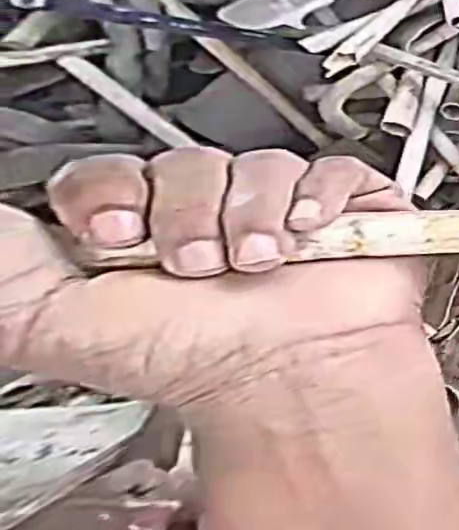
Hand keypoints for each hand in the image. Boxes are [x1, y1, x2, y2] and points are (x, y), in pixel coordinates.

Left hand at [0, 148, 426, 415]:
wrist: (289, 367)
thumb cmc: (191, 357)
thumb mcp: (47, 324)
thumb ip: (2, 265)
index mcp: (143, 230)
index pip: (112, 170)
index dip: (109, 193)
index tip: (118, 235)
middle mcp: (216, 212)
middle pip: (190, 162)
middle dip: (189, 215)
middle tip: (200, 264)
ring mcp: (288, 205)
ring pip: (264, 163)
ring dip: (255, 214)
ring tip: (262, 259)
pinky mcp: (353, 204)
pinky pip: (334, 169)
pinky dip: (319, 194)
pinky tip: (309, 228)